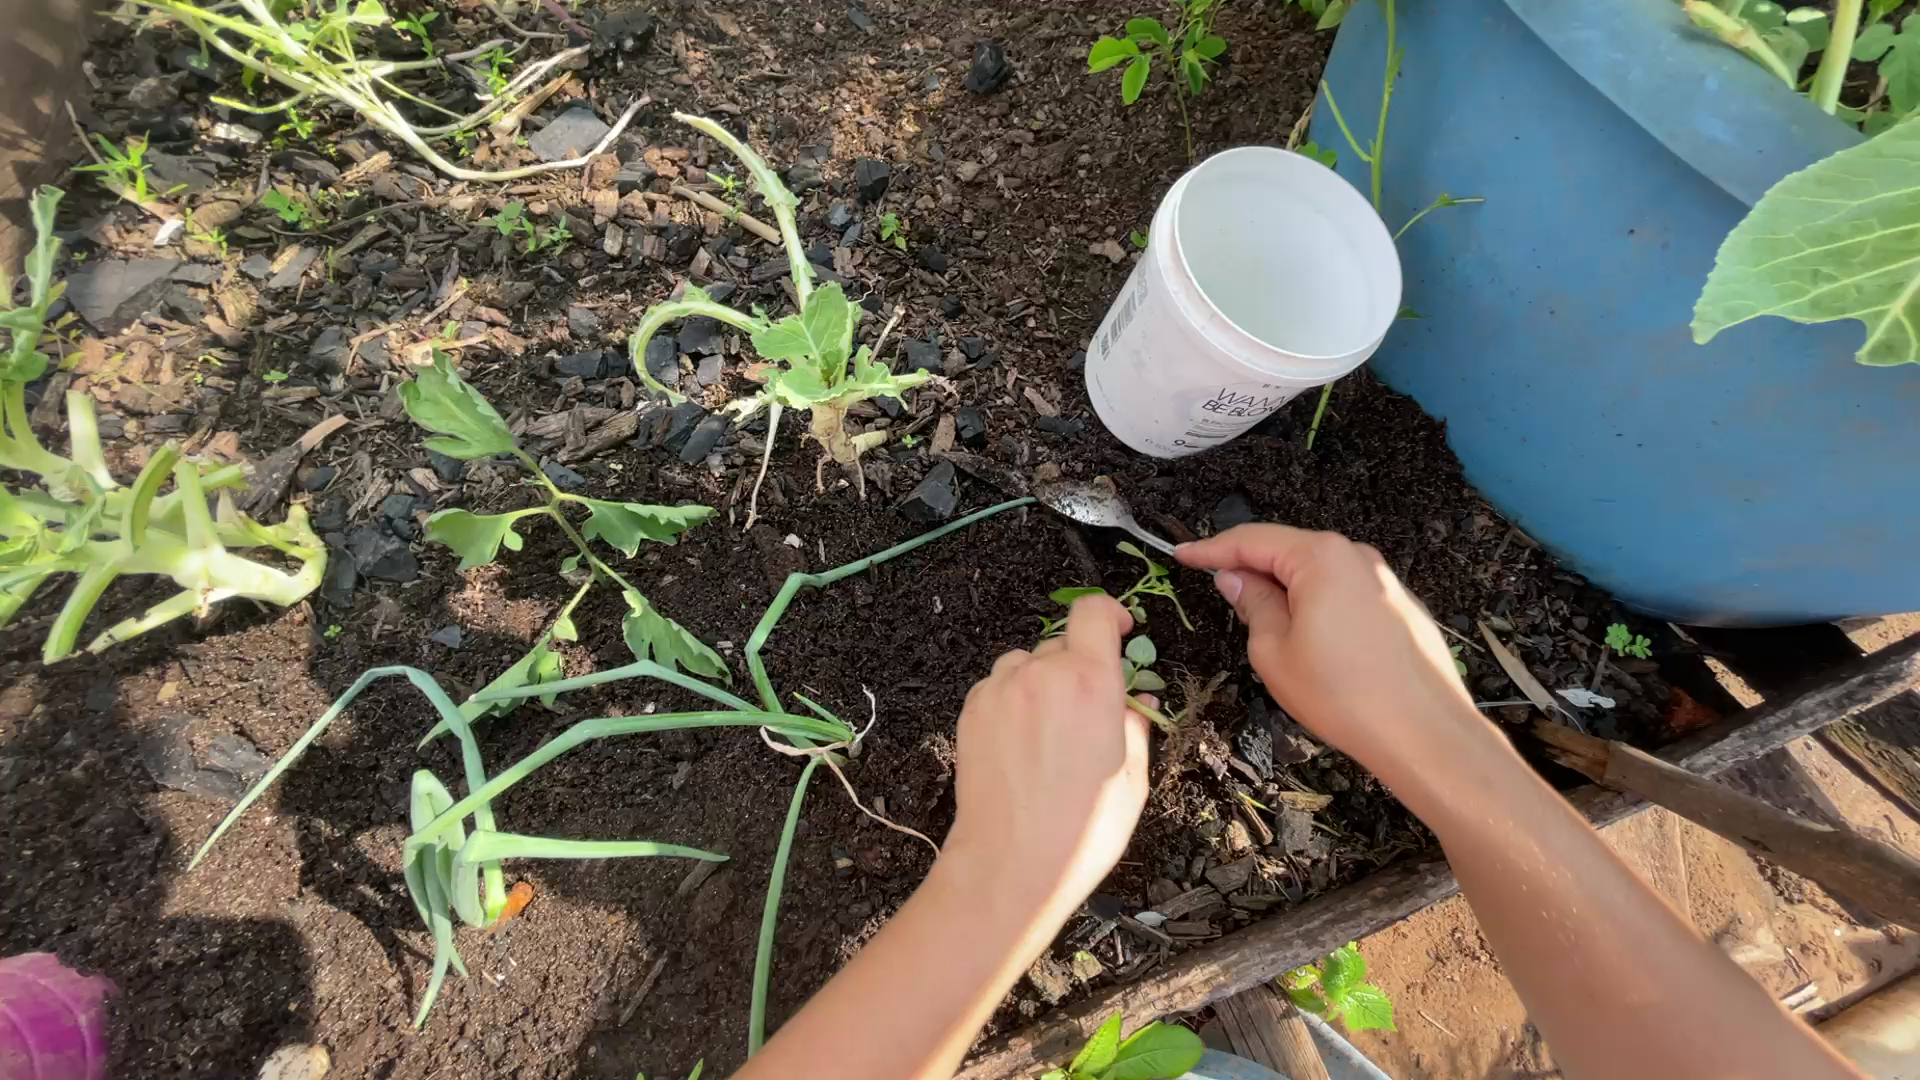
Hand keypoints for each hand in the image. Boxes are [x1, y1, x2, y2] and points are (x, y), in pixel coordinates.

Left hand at [940, 593, 1149, 922]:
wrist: (1011, 861)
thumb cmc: (1083, 828)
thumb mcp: (1132, 776)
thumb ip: (1134, 724)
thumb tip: (1138, 700)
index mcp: (1091, 682)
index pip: (1093, 613)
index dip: (1108, 614)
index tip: (1118, 629)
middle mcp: (1042, 673)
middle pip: (1062, 644)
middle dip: (1078, 666)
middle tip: (1084, 711)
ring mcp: (1000, 688)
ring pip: (1026, 662)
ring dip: (1041, 680)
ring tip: (1046, 729)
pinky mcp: (972, 708)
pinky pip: (997, 685)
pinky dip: (1011, 698)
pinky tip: (1018, 741)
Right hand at [1177, 525, 1495, 787]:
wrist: (1426, 736)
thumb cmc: (1340, 693)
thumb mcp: (1273, 650)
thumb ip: (1252, 604)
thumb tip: (1236, 579)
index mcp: (1320, 558)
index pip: (1251, 540)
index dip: (1210, 549)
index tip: (1181, 555)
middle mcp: (1355, 556)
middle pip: (1286, 550)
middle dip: (1249, 567)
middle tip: (1218, 591)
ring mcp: (1383, 579)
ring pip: (1315, 571)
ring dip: (1282, 587)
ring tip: (1260, 619)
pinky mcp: (1399, 606)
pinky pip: (1342, 590)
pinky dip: (1313, 601)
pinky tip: (1307, 635)